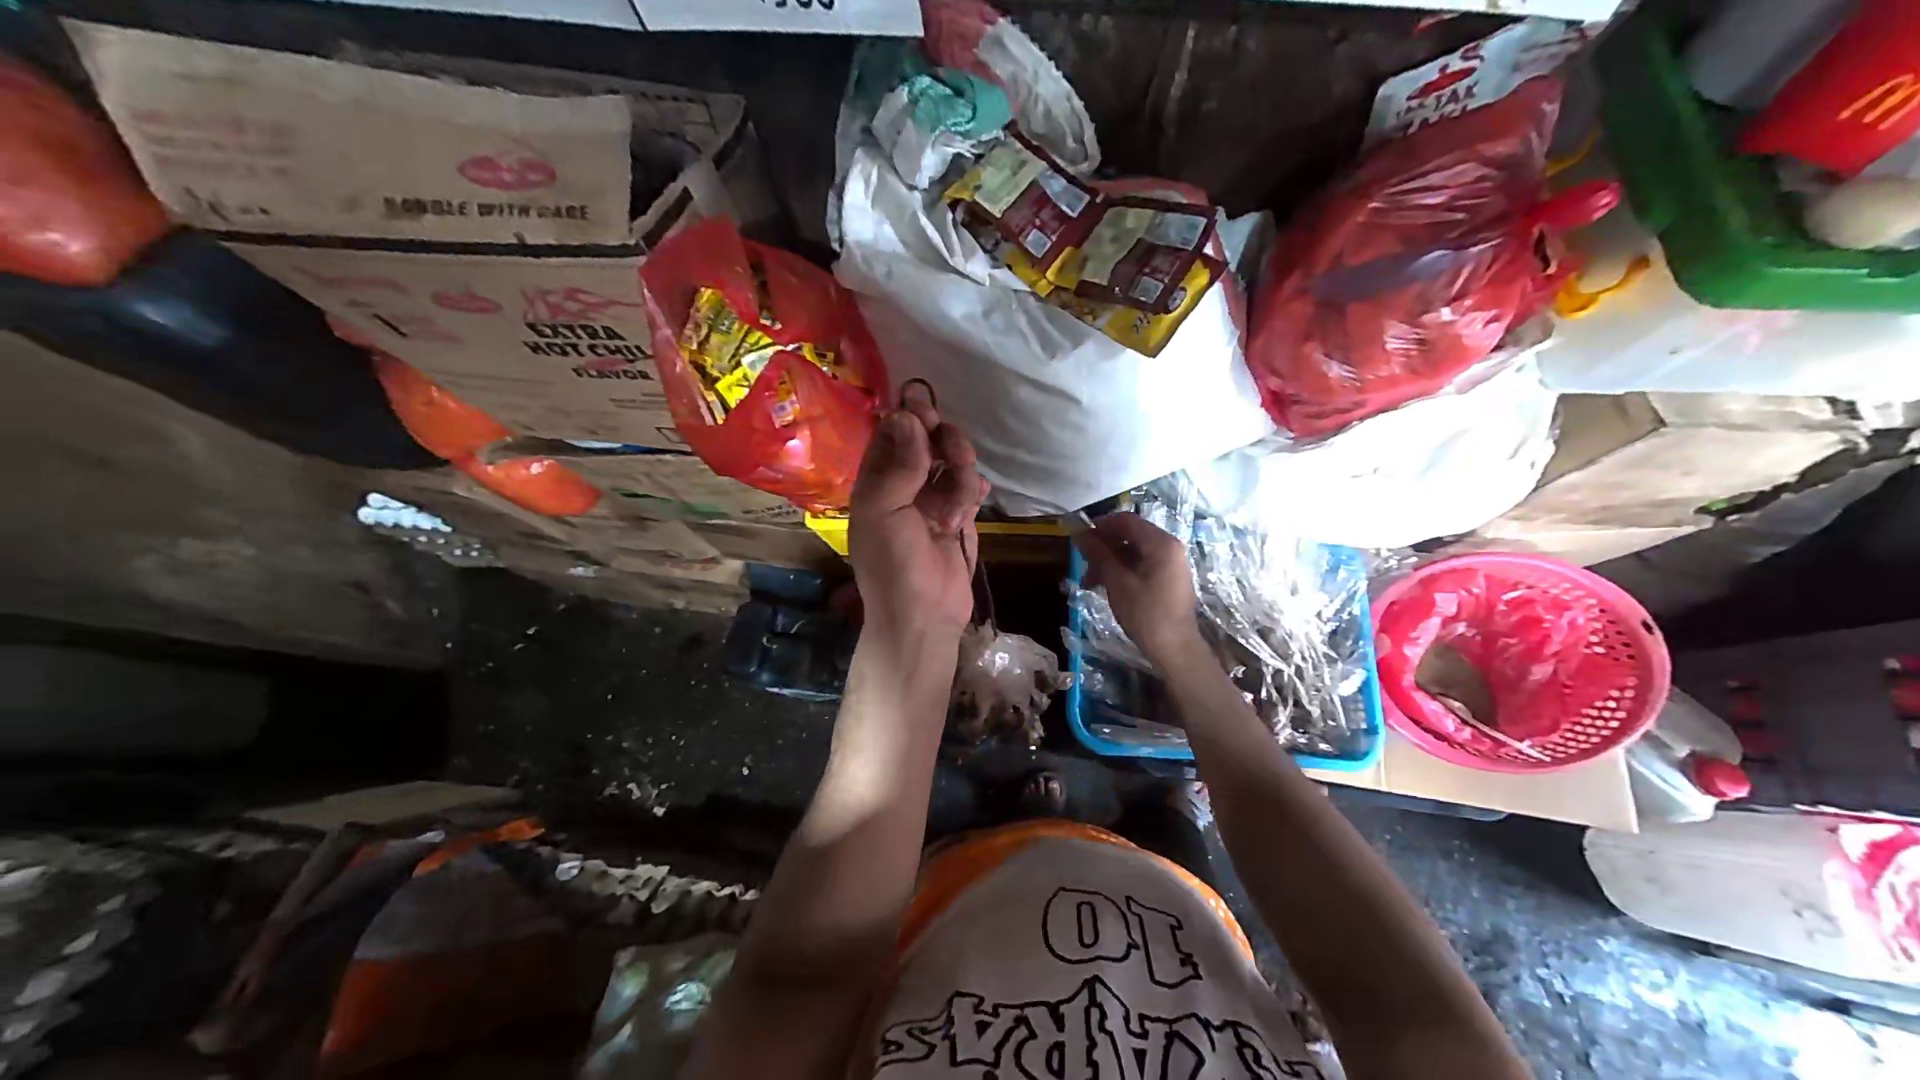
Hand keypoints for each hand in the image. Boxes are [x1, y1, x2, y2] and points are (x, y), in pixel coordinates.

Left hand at [849, 381, 988, 638]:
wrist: (923, 617)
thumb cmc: (893, 566)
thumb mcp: (884, 511)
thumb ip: (899, 465)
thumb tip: (905, 414)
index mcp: (876, 483)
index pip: (893, 435)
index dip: (910, 417)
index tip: (926, 404)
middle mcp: (903, 487)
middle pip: (928, 443)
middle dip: (944, 442)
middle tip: (955, 450)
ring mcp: (932, 503)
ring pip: (953, 464)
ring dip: (961, 475)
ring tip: (959, 504)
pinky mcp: (958, 519)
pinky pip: (969, 489)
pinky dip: (974, 490)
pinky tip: (977, 499)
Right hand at [1073, 512, 1202, 667]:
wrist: (1175, 648)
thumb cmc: (1145, 614)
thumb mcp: (1117, 581)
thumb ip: (1098, 554)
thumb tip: (1078, 533)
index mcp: (1161, 543)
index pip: (1126, 520)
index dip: (1100, 525)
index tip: (1078, 537)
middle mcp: (1169, 547)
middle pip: (1130, 535)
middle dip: (1104, 546)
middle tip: (1082, 562)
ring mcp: (1171, 562)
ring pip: (1134, 551)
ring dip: (1110, 560)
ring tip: (1090, 580)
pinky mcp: (1169, 577)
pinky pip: (1142, 563)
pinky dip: (1122, 569)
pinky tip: (1105, 585)